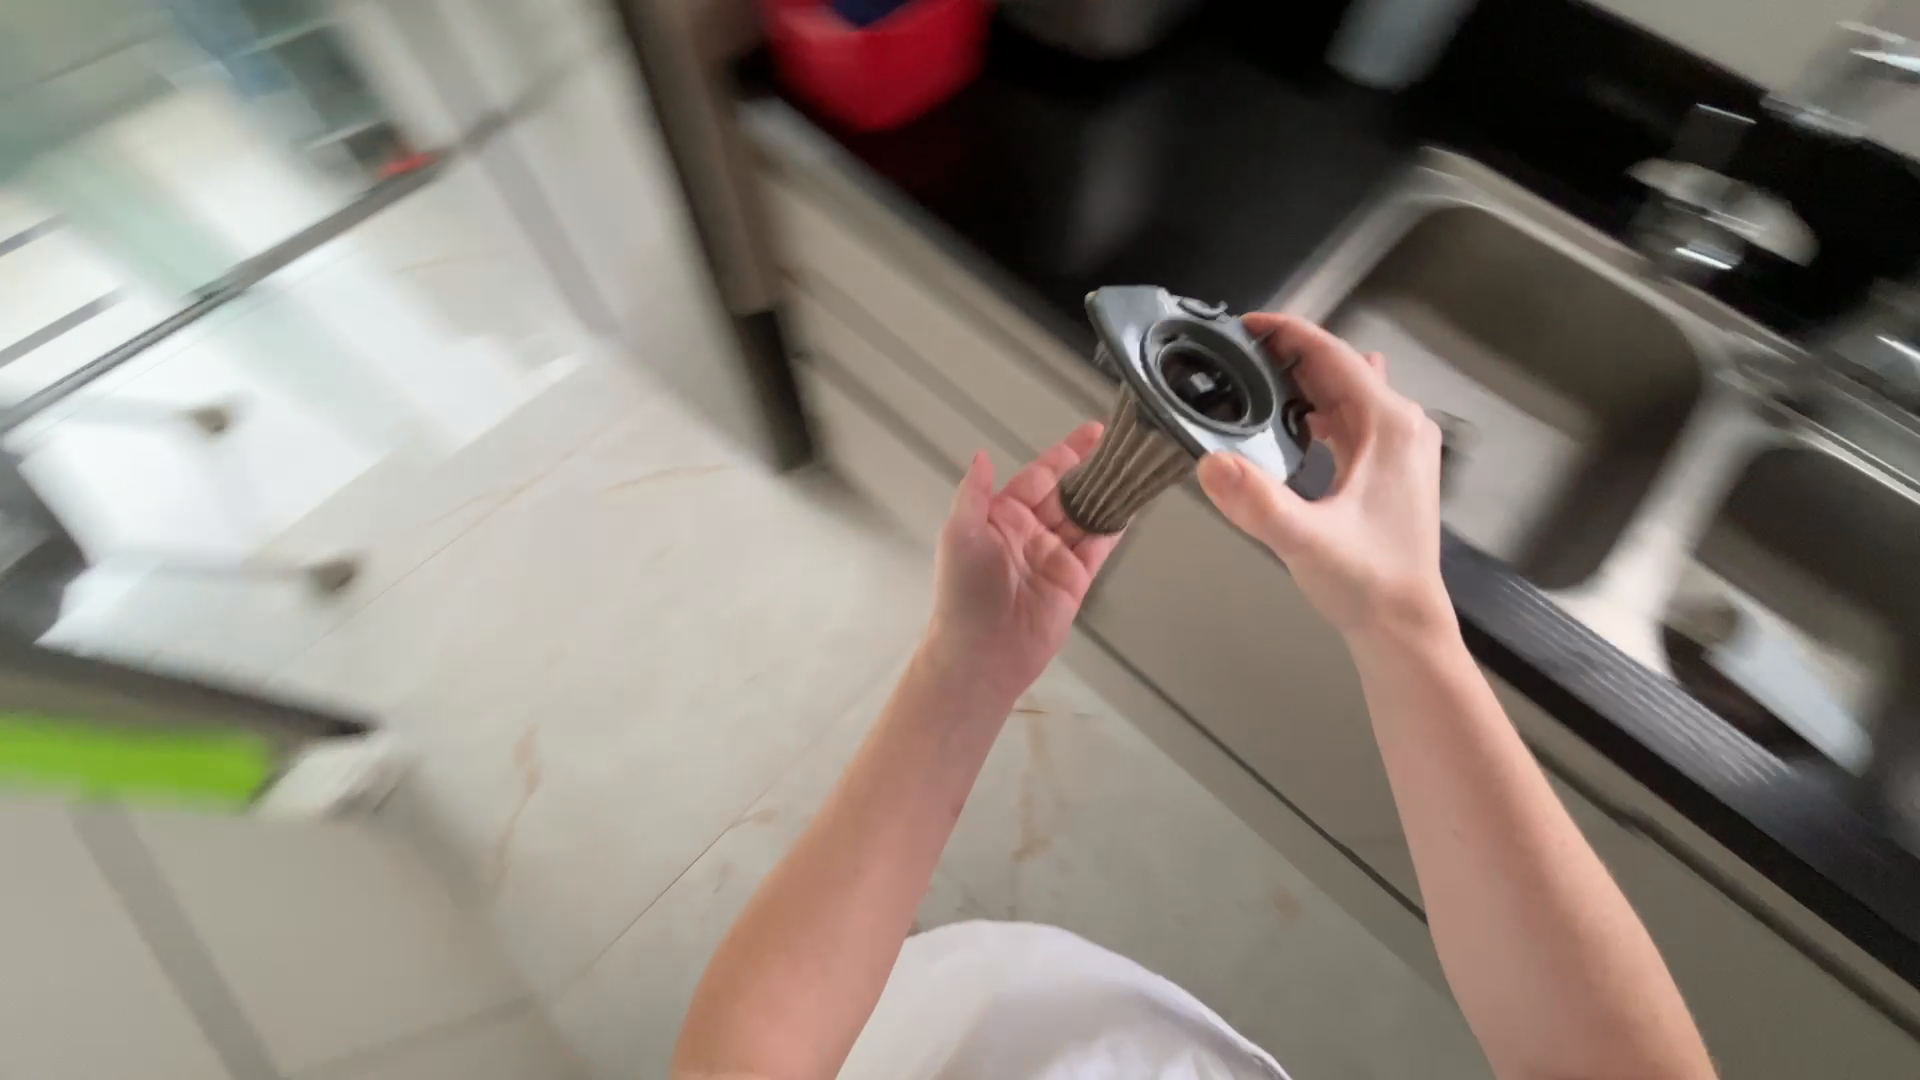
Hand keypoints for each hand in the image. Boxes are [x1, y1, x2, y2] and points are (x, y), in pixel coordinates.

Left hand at [924, 423, 1123, 701]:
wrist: (982, 652)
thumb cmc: (963, 593)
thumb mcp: (960, 534)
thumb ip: (974, 493)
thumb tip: (982, 456)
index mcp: (1001, 516)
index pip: (1039, 475)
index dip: (1065, 453)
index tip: (1092, 432)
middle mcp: (1030, 532)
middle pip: (1069, 492)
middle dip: (1095, 470)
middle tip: (1125, 447)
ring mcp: (1054, 555)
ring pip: (1088, 516)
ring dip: (1110, 494)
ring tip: (1136, 470)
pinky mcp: (1074, 579)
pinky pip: (1098, 546)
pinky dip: (1115, 526)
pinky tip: (1132, 506)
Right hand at [1197, 314, 1451, 641]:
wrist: (1401, 624)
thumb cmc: (1364, 581)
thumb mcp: (1304, 540)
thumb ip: (1257, 502)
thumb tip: (1209, 463)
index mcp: (1388, 426)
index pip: (1334, 356)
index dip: (1288, 334)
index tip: (1245, 324)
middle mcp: (1400, 425)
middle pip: (1340, 368)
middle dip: (1289, 355)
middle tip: (1236, 355)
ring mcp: (1397, 446)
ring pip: (1346, 391)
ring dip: (1303, 381)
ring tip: (1254, 381)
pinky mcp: (1387, 468)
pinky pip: (1348, 419)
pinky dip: (1316, 409)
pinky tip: (1289, 426)